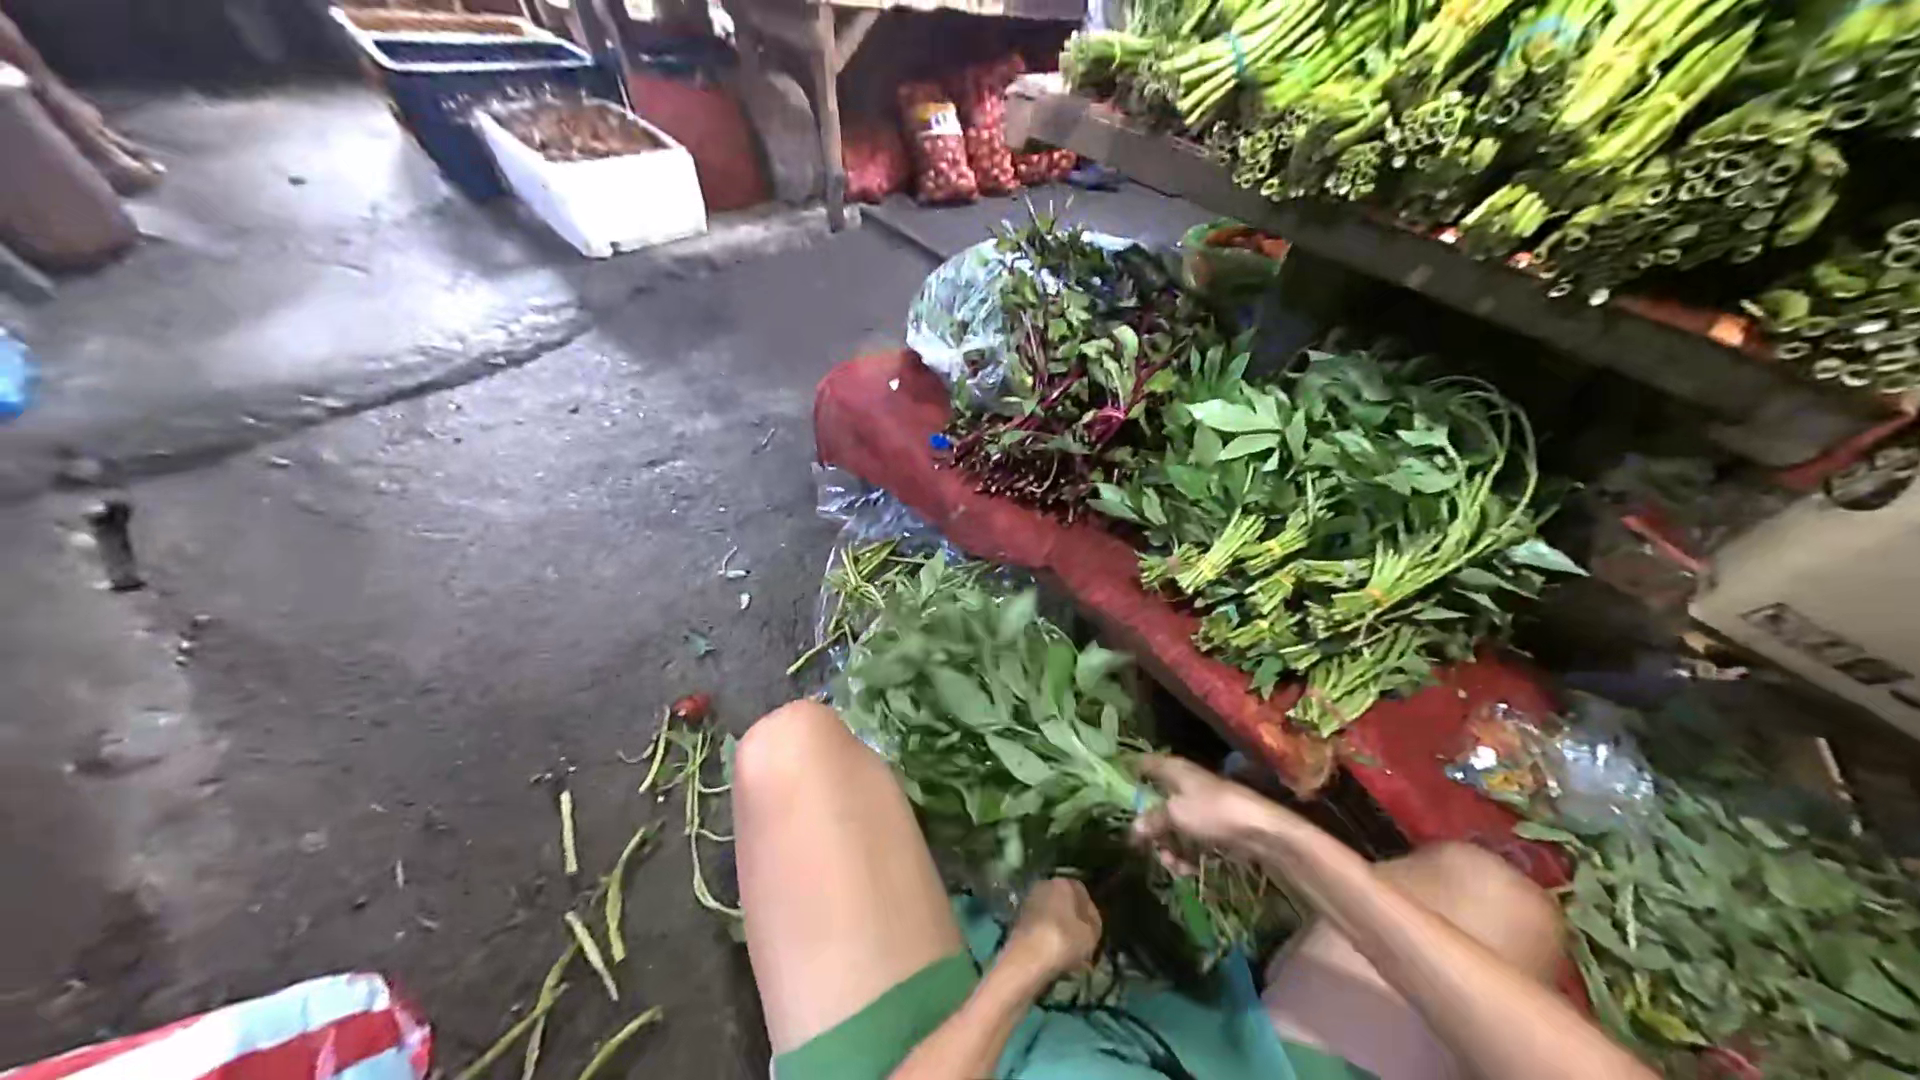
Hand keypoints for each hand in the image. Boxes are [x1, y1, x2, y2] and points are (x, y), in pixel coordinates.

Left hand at [1003, 878, 1101, 982]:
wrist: (1028, 958)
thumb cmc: (1064, 940)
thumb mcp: (1091, 935)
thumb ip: (1094, 926)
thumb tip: (1090, 925)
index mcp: (1063, 883)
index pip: (1082, 893)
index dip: (1091, 914)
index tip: (1095, 933)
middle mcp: (1044, 886)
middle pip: (1066, 905)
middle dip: (1076, 925)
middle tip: (1085, 946)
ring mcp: (1030, 902)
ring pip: (1054, 918)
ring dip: (1063, 935)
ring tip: (1073, 959)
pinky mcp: (1019, 920)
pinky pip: (1042, 929)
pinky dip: (1050, 941)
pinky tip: (1058, 960)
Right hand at [1132, 754, 1287, 863]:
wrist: (1261, 831)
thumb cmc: (1212, 811)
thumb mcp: (1175, 814)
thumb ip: (1152, 820)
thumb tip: (1132, 829)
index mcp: (1172, 769)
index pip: (1142, 764)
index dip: (1127, 773)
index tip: (1112, 792)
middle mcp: (1182, 783)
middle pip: (1154, 802)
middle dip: (1148, 828)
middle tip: (1142, 846)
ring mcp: (1197, 806)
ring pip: (1170, 826)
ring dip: (1167, 847)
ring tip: (1171, 864)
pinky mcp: (1211, 827)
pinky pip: (1187, 840)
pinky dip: (1184, 854)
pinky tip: (1185, 869)